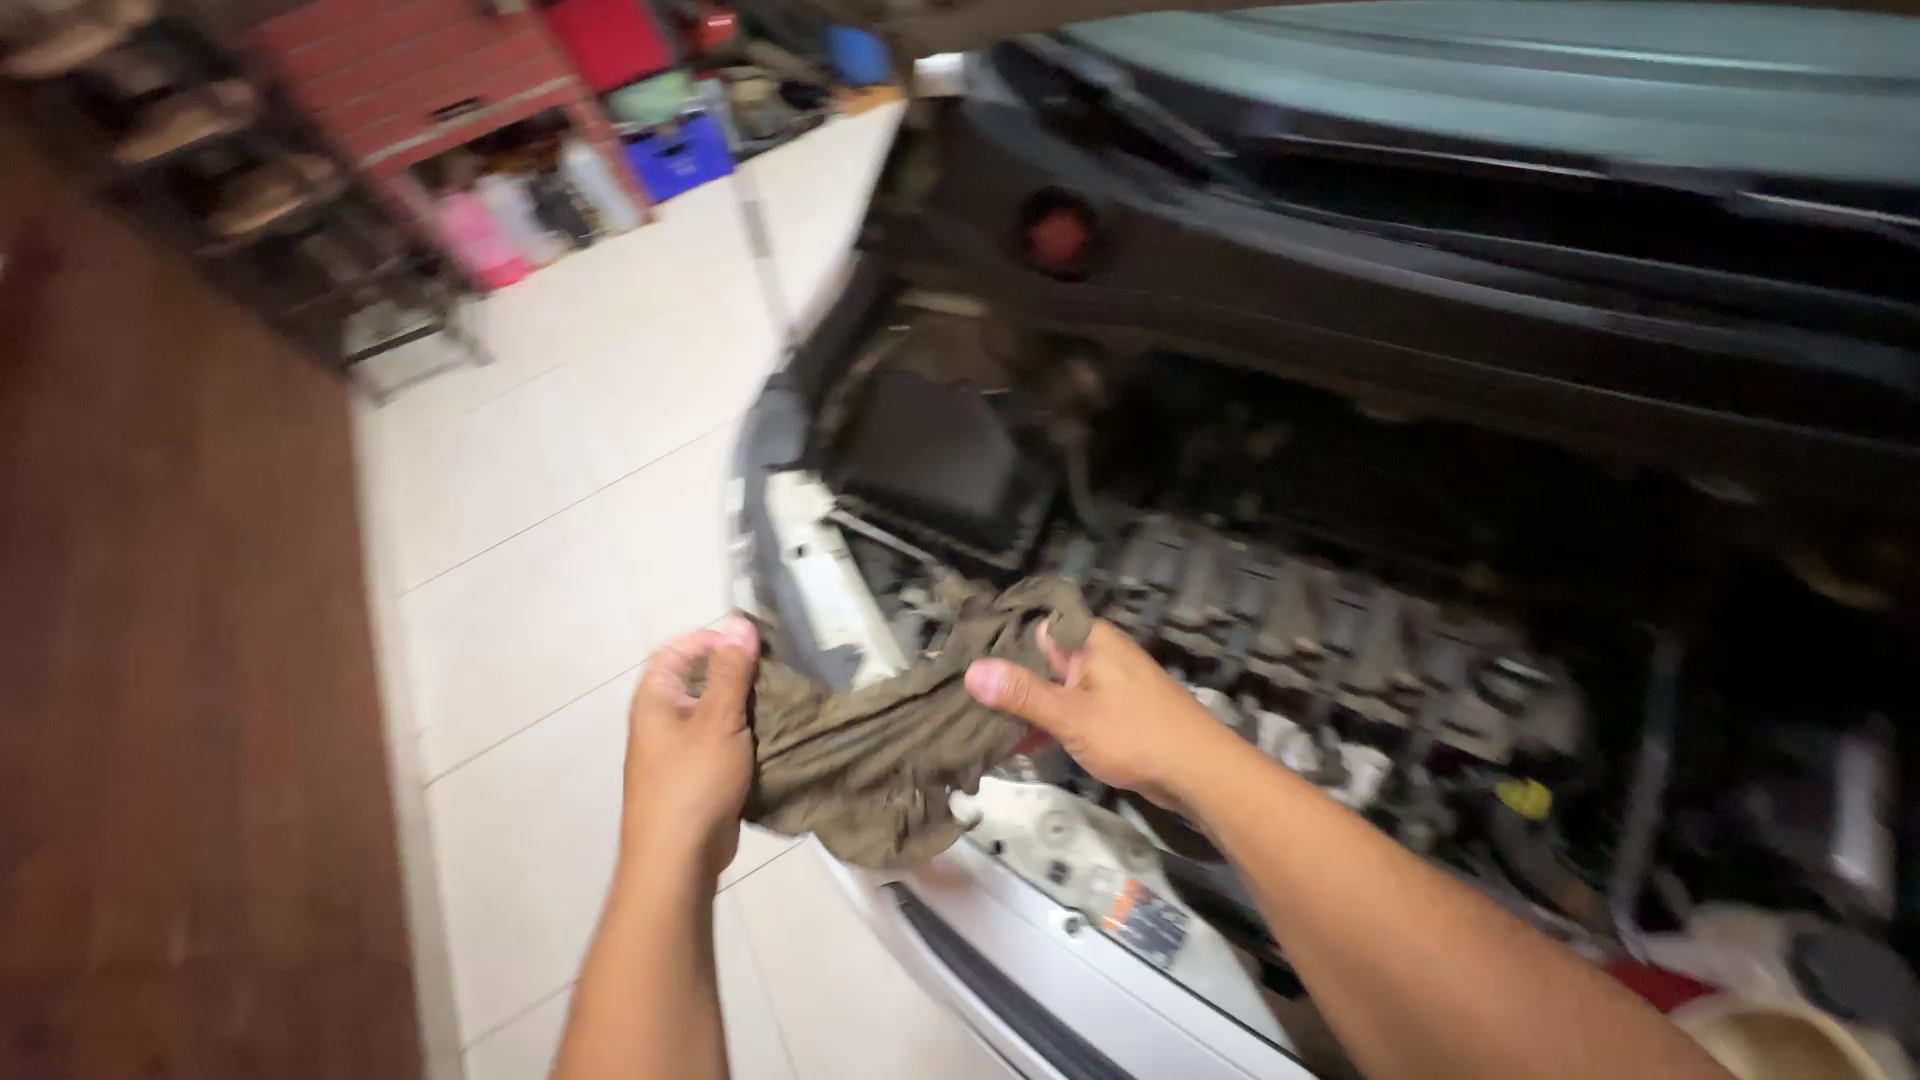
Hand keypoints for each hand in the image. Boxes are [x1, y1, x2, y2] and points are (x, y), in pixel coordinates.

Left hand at [621, 616, 759, 881]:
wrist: (677, 858)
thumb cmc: (693, 780)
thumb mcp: (718, 718)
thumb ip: (731, 670)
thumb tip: (739, 623)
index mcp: (656, 698)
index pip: (679, 648)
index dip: (713, 638)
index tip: (754, 645)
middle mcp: (661, 718)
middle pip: (698, 677)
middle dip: (736, 670)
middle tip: (776, 670)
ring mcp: (676, 749)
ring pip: (713, 710)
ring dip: (743, 703)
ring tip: (781, 698)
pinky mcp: (695, 774)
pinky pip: (720, 740)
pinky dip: (743, 732)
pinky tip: (773, 734)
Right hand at [964, 619, 1237, 807]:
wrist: (1201, 773)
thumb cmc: (1136, 736)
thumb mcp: (1072, 716)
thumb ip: (1022, 694)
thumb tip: (972, 670)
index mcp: (1088, 640)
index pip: (1031, 626)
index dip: (997, 643)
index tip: (960, 662)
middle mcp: (1096, 652)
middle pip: (1040, 658)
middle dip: (1007, 682)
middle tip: (963, 702)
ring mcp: (1106, 681)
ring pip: (1054, 687)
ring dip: (1026, 708)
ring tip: (981, 727)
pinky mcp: (1113, 709)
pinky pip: (1071, 707)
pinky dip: (1049, 723)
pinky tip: (1021, 746)